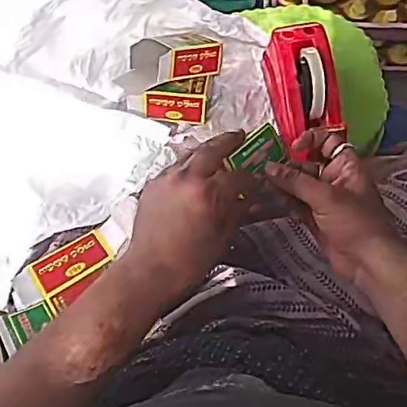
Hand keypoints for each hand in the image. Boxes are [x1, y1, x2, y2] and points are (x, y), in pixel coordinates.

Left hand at [117, 131, 254, 305]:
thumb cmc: (188, 262)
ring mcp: (166, 179)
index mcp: (208, 193)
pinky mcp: (153, 185)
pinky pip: (174, 168)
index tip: (256, 180)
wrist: (150, 270)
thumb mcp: (221, 236)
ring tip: (216, 150)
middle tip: (239, 136)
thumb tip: (249, 200)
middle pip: (211, 150)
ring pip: (190, 155)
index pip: (238, 176)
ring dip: (205, 151)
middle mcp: (186, 179)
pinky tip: (193, 173)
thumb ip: (236, 212)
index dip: (251, 178)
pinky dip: (186, 167)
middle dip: (228, 141)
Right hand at [265, 129, 406, 288]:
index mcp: (346, 166)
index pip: (328, 142)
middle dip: (287, 166)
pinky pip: (295, 204)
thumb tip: (269, 167)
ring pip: (298, 185)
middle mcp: (334, 179)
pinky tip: (266, 199)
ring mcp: (324, 200)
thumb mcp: (326, 196)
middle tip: (264, 169)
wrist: (368, 261)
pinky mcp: (315, 218)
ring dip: (282, 184)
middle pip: (307, 165)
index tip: (293, 148)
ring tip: (260, 183)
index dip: (311, 140)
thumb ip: (295, 181)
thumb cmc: (356, 222)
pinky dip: (283, 201)